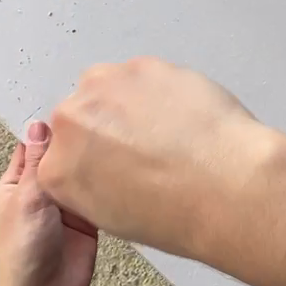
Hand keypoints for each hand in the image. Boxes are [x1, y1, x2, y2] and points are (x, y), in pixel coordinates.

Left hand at [0, 121, 98, 285]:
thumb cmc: (23, 253)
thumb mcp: (26, 198)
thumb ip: (36, 163)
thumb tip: (39, 126)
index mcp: (15, 184)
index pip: (32, 146)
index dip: (49, 129)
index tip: (69, 106)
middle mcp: (40, 192)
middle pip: (61, 158)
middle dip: (75, 144)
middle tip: (97, 117)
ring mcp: (65, 206)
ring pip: (82, 175)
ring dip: (92, 165)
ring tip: (113, 138)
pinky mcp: (88, 220)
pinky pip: (99, 195)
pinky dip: (107, 186)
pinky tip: (119, 170)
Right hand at [39, 57, 285, 258]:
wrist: (227, 186)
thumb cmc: (180, 214)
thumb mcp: (116, 219)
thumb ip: (93, 187)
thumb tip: (104, 170)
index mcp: (57, 171)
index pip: (61, 159)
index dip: (93, 163)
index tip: (114, 167)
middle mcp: (70, 122)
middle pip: (81, 118)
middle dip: (107, 130)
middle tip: (146, 150)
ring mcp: (104, 87)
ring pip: (109, 90)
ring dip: (130, 105)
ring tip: (169, 134)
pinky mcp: (142, 65)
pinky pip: (143, 77)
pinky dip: (161, 92)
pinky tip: (185, 118)